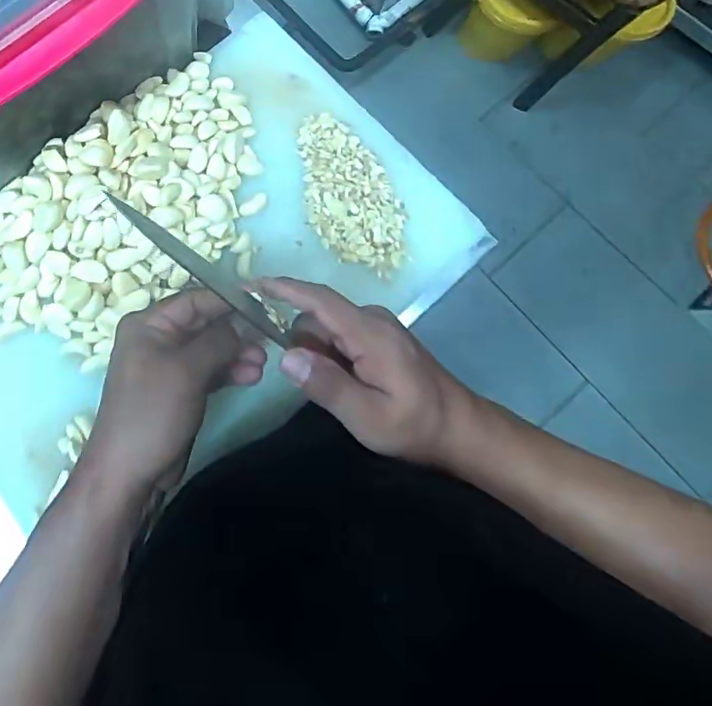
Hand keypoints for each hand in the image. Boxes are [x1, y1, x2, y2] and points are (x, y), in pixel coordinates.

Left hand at [80, 290, 268, 497]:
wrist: (129, 473)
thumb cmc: (152, 412)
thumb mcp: (186, 370)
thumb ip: (217, 340)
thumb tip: (243, 323)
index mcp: (148, 325)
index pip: (194, 300)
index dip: (228, 300)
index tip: (262, 304)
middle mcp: (157, 339)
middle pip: (205, 324)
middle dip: (236, 330)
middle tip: (267, 339)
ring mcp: (169, 366)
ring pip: (211, 349)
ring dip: (237, 353)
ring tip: (263, 363)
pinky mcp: (180, 390)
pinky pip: (210, 371)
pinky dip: (230, 371)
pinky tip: (252, 376)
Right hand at [258, 278, 479, 467]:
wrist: (461, 429)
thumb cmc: (416, 427)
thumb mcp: (368, 418)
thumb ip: (327, 386)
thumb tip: (286, 356)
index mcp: (370, 333)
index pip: (319, 301)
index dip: (284, 289)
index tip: (250, 283)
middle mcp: (373, 319)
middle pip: (317, 318)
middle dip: (305, 348)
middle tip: (318, 389)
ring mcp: (378, 326)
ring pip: (326, 328)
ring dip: (320, 355)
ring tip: (342, 392)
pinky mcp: (380, 336)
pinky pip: (340, 335)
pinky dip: (332, 355)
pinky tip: (348, 384)